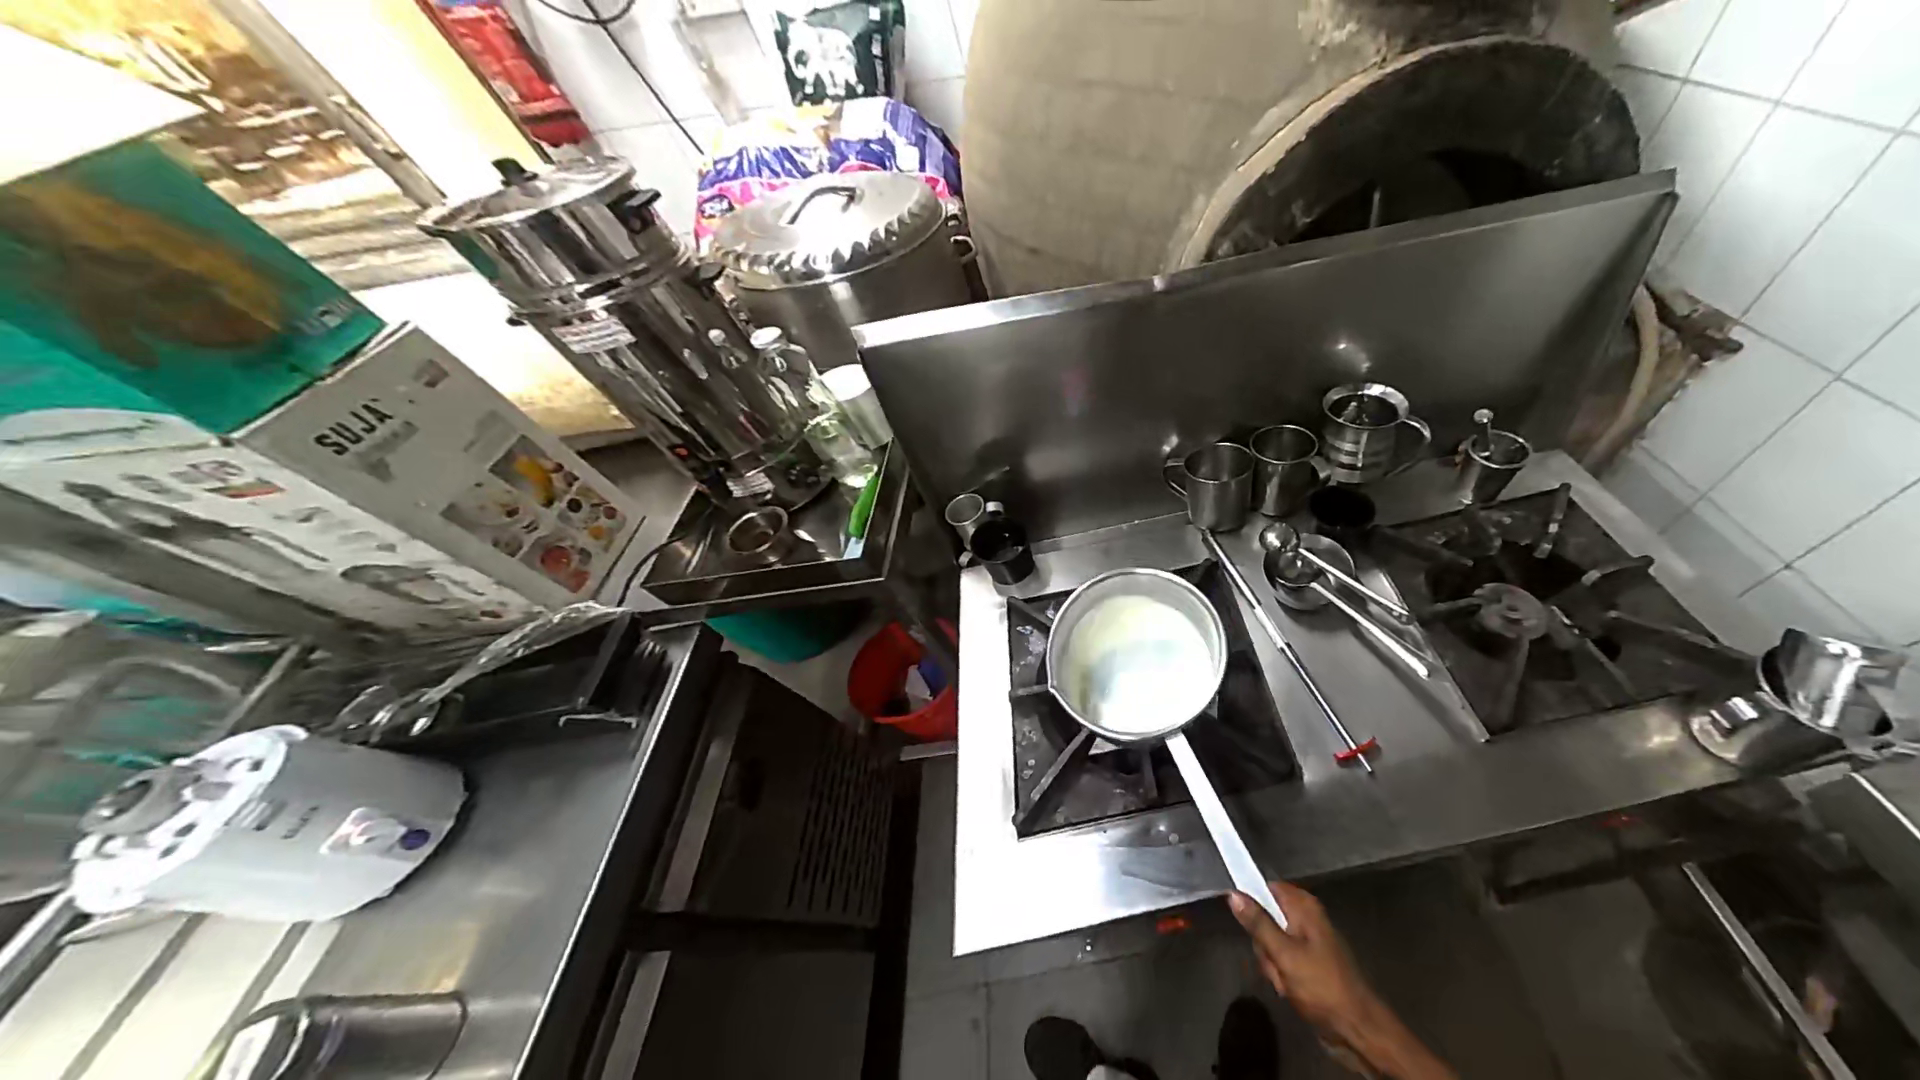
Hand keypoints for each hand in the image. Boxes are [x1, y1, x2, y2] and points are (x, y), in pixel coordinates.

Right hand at [1229, 881, 1456, 1079]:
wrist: (1358, 1030)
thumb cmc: (1322, 987)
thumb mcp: (1284, 954)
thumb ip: (1257, 923)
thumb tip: (1233, 893)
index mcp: (1303, 906)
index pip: (1264, 886)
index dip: (1250, 901)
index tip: (1244, 921)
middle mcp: (1306, 917)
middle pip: (1264, 917)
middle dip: (1263, 944)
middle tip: (1275, 962)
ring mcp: (1307, 940)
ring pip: (1270, 942)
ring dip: (1271, 963)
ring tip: (1285, 980)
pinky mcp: (1308, 961)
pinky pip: (1281, 959)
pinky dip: (1281, 975)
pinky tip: (1291, 989)